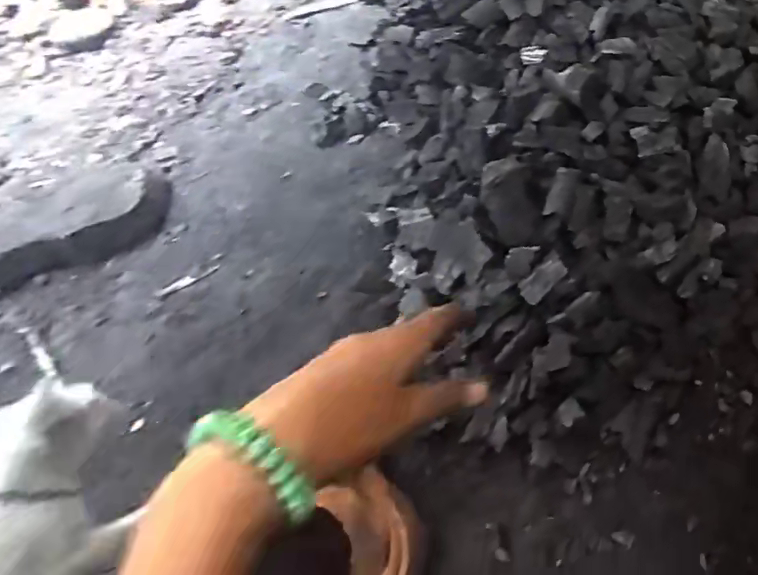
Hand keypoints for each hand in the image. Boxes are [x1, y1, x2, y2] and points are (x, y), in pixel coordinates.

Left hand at [243, 306, 487, 485]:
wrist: (272, 443)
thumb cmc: (353, 425)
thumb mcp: (406, 416)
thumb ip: (445, 397)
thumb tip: (485, 384)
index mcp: (400, 341)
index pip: (436, 318)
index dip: (455, 316)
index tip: (471, 314)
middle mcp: (372, 336)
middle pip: (407, 329)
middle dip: (427, 334)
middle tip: (446, 342)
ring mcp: (342, 350)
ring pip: (382, 343)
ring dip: (400, 350)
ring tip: (414, 364)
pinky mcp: (319, 368)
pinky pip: (361, 357)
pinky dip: (378, 363)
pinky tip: (374, 384)